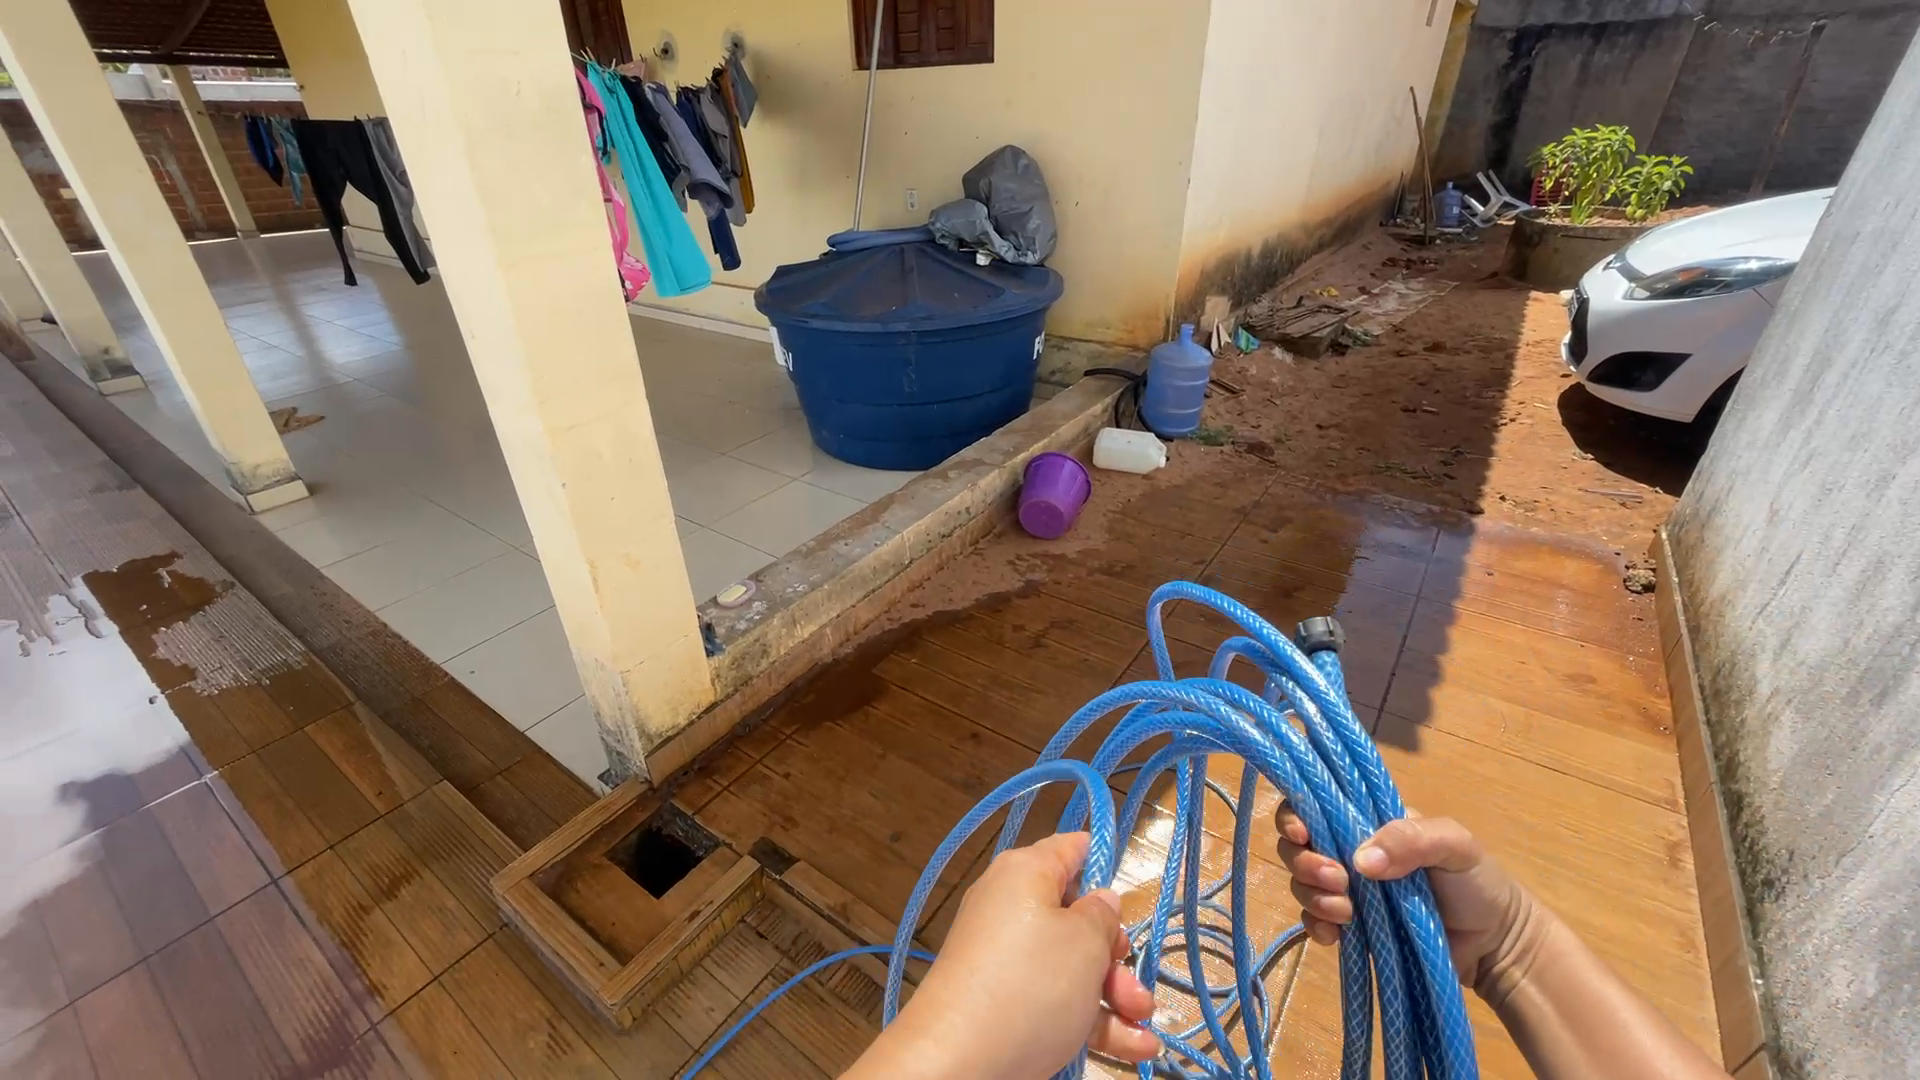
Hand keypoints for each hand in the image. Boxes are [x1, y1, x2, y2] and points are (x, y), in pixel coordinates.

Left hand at [858, 833, 1158, 1079]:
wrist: (960, 1060)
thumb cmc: (1031, 982)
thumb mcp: (1083, 941)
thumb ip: (1102, 916)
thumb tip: (1100, 900)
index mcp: (1025, 872)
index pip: (1068, 849)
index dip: (1101, 860)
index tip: (1129, 884)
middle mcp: (1013, 906)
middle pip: (1077, 917)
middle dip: (1116, 952)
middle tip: (1135, 981)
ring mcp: (1008, 957)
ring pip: (1073, 965)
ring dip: (1115, 993)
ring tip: (1145, 1023)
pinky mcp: (1007, 1003)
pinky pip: (1058, 1000)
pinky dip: (1094, 1019)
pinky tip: (1136, 1047)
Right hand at [1274, 804, 1530, 988]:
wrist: (1499, 947)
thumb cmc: (1478, 882)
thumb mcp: (1454, 845)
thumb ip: (1409, 839)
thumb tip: (1360, 860)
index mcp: (1364, 821)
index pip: (1311, 805)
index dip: (1293, 815)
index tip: (1301, 834)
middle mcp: (1346, 850)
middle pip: (1295, 845)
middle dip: (1305, 862)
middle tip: (1338, 881)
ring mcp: (1346, 890)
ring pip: (1301, 882)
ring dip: (1312, 895)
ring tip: (1346, 913)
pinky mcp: (1349, 927)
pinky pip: (1313, 921)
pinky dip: (1315, 926)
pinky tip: (1335, 936)